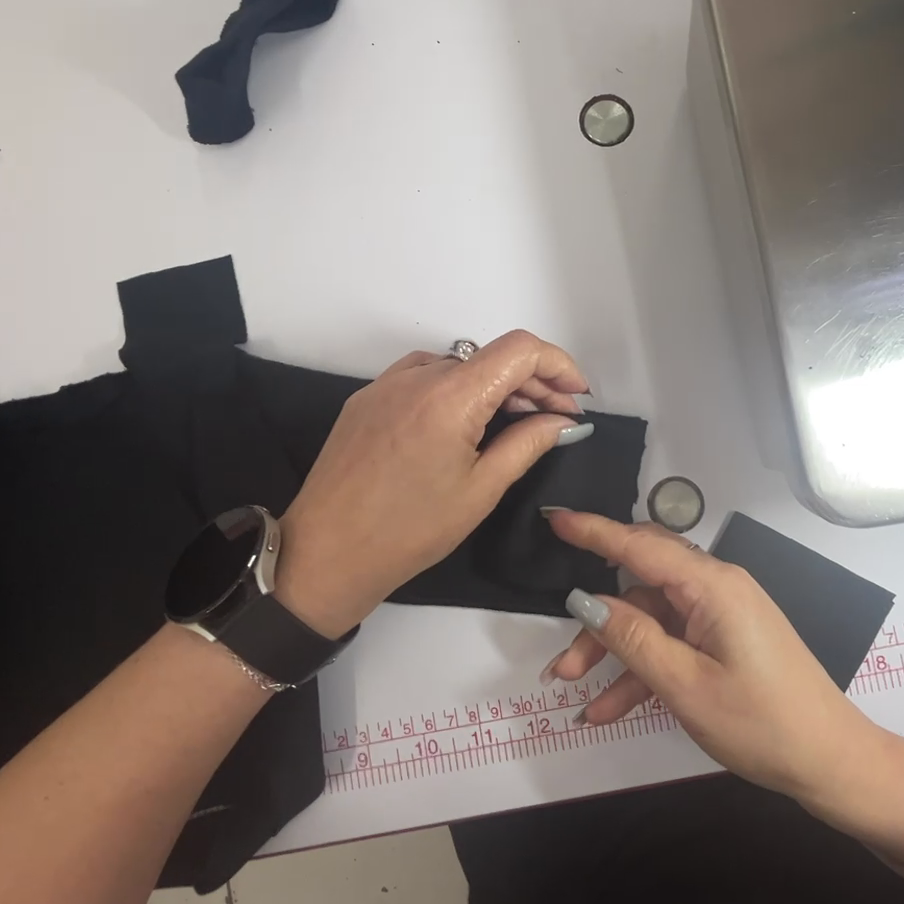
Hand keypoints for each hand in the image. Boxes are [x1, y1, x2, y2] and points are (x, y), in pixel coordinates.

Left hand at [275, 331, 592, 636]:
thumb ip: (529, 442)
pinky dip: (458, 391)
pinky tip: (466, 425)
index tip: (577, 396)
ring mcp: (387, 383)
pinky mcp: (369, 398)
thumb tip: (564, 420)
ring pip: (460, 366)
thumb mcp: (482, 489)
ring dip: (495, 387)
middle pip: (491, 356)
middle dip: (533, 382)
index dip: (559, 365)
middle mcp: (417, 375)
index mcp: (451, 395)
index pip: (520, 349)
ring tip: (515, 426)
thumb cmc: (410, 530)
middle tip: (557, 420)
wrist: (326, 553)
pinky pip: (426, 378)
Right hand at [539, 513, 879, 799]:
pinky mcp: (725, 640)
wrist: (830, 761)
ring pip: (651, 620)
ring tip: (578, 692)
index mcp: (712, 586)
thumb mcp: (686, 686)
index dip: (594, 532)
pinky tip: (610, 707)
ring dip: (615, 655)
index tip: (556, 520)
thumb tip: (586, 601)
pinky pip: (673, 643)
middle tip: (561, 659)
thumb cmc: (764, 723)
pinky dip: (643, 670)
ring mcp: (722, 615)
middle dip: (596, 618)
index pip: (640, 546)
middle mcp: (717, 589)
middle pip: (641, 586)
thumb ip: (632, 639)